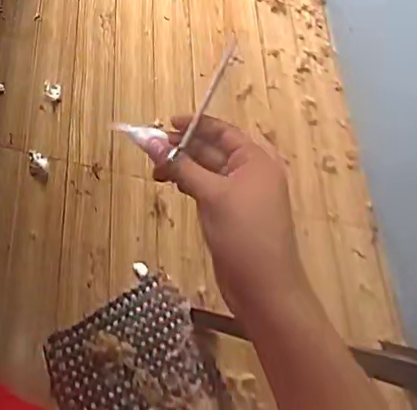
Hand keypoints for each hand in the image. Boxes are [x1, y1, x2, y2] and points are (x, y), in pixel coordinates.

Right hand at [144, 115, 306, 316]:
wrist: (266, 293)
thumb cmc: (244, 235)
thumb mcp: (210, 195)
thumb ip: (180, 166)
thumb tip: (150, 141)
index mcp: (255, 159)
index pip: (222, 131)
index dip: (194, 125)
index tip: (167, 123)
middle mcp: (251, 172)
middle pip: (212, 149)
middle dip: (183, 148)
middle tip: (152, 148)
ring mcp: (241, 194)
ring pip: (207, 170)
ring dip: (182, 167)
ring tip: (155, 170)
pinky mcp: (232, 214)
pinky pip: (208, 188)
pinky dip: (189, 184)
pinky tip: (171, 184)